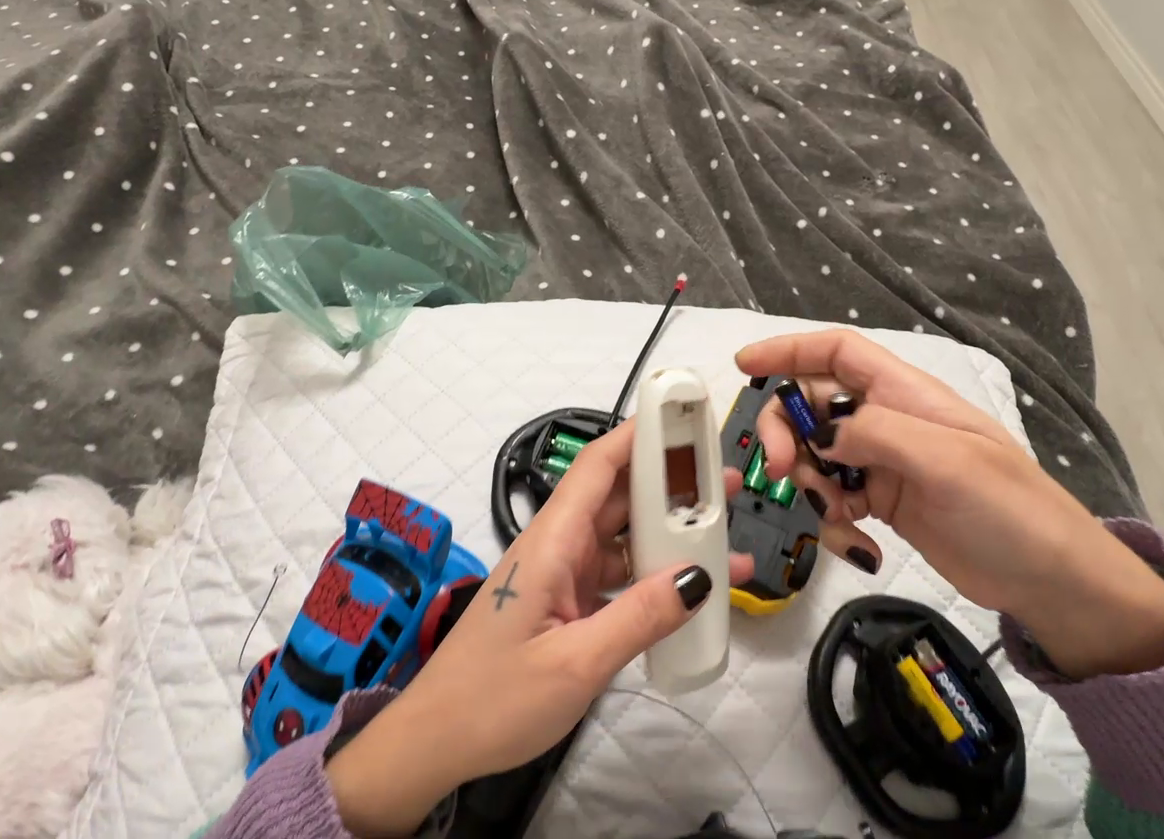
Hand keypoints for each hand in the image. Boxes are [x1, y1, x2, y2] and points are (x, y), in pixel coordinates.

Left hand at [327, 421, 753, 836]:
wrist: (436, 743)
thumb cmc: (495, 700)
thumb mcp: (576, 664)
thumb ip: (640, 618)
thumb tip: (699, 577)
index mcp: (551, 543)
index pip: (598, 467)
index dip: (639, 435)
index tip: (684, 419)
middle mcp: (557, 547)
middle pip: (619, 497)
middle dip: (672, 483)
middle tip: (727, 479)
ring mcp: (561, 575)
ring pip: (623, 537)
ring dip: (670, 533)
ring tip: (725, 533)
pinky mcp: (565, 602)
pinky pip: (617, 575)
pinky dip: (653, 576)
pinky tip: (691, 589)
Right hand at [738, 330, 1163, 679]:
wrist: (1051, 581)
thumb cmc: (1011, 510)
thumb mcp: (946, 461)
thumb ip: (876, 434)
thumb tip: (820, 434)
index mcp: (907, 394)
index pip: (838, 352)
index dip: (789, 350)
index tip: (745, 364)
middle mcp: (890, 420)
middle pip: (814, 404)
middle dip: (789, 431)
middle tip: (783, 470)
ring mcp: (884, 463)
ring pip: (818, 453)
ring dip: (810, 480)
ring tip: (835, 513)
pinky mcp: (883, 502)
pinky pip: (834, 497)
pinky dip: (831, 518)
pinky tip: (856, 542)